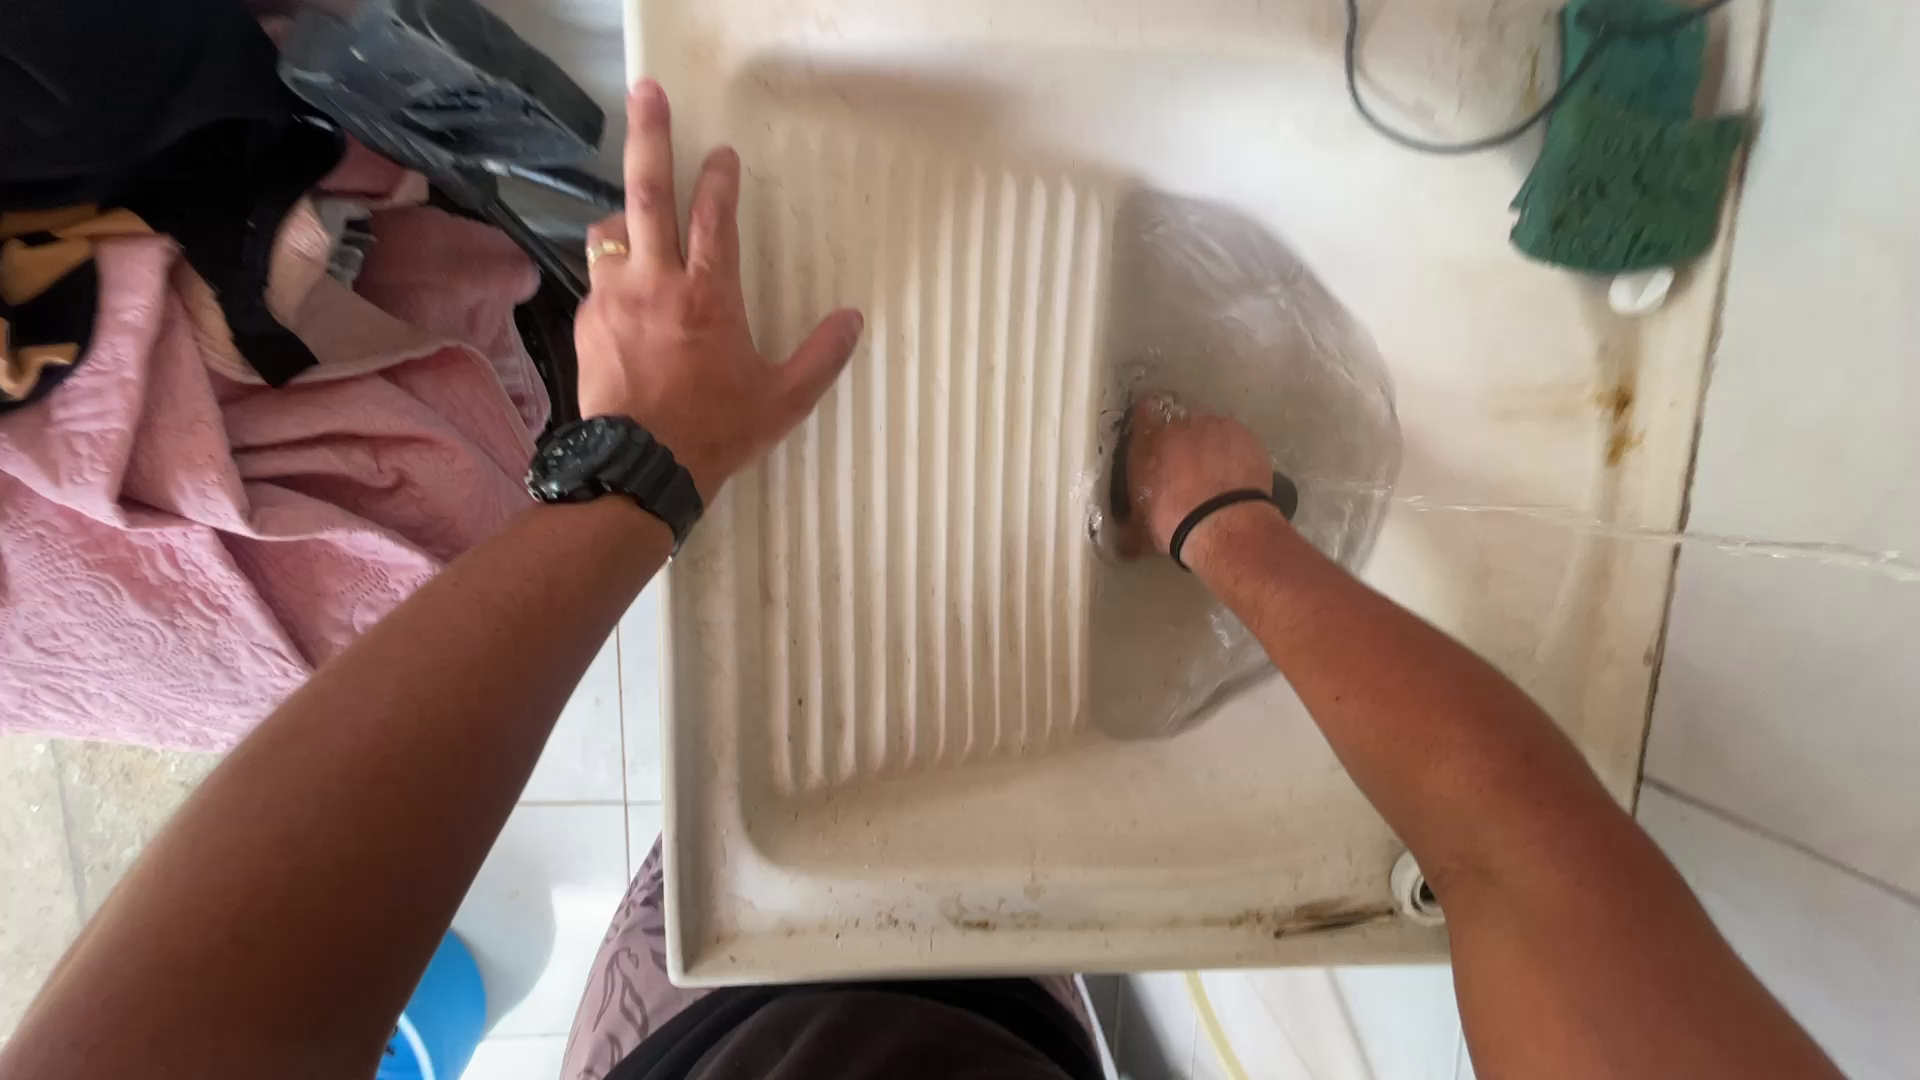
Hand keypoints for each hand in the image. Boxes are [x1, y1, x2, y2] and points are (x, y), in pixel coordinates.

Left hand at [574, 79, 864, 500]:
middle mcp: (657, 283)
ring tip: (640, 215)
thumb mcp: (784, 399)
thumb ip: (822, 357)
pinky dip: (612, 264)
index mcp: (710, 296)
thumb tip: (853, 320)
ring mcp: (614, 299)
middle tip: (649, 93)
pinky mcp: (588, 321)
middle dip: (650, 137)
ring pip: (612, 230)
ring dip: (628, 213)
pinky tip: (624, 280)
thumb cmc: (719, 430)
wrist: (643, 466)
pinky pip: (596, 274)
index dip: (720, 178)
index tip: (722, 154)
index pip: (715, 216)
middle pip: (648, 193)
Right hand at [1120, 393, 1283, 559]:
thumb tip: (1121, 545)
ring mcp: (1213, 426)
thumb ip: (1127, 528)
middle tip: (1184, 470)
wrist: (1222, 524)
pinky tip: (1234, 476)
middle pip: (1178, 424)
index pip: (1142, 413)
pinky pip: (1234, 439)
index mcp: (1145, 443)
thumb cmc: (1171, 524)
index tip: (1153, 439)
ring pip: (1207, 430)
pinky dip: (1233, 452)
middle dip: (1180, 442)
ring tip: (1213, 475)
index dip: (1147, 423)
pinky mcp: (1243, 433)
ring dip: (1207, 446)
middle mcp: (1177, 426)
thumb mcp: (1139, 532)